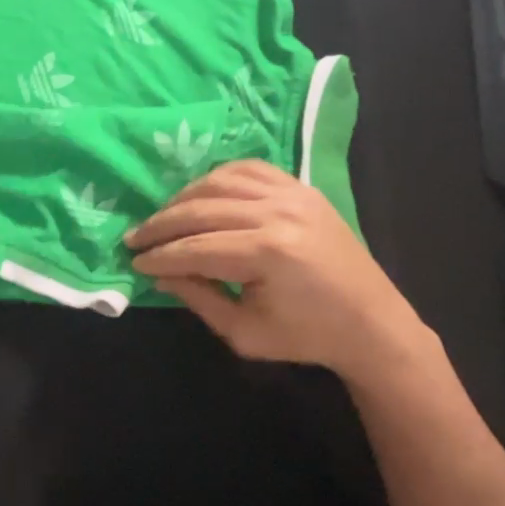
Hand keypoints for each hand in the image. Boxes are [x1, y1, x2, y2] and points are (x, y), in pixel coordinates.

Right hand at [124, 160, 436, 379]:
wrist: (372, 324)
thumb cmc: (306, 336)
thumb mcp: (244, 332)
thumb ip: (198, 298)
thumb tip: (158, 273)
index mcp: (269, 253)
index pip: (196, 247)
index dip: (160, 256)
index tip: (133, 262)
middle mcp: (279, 213)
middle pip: (201, 210)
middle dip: (161, 225)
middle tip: (134, 238)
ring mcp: (293, 194)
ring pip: (220, 182)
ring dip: (183, 199)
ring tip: (162, 219)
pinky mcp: (301, 188)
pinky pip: (248, 169)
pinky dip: (217, 178)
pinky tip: (199, 195)